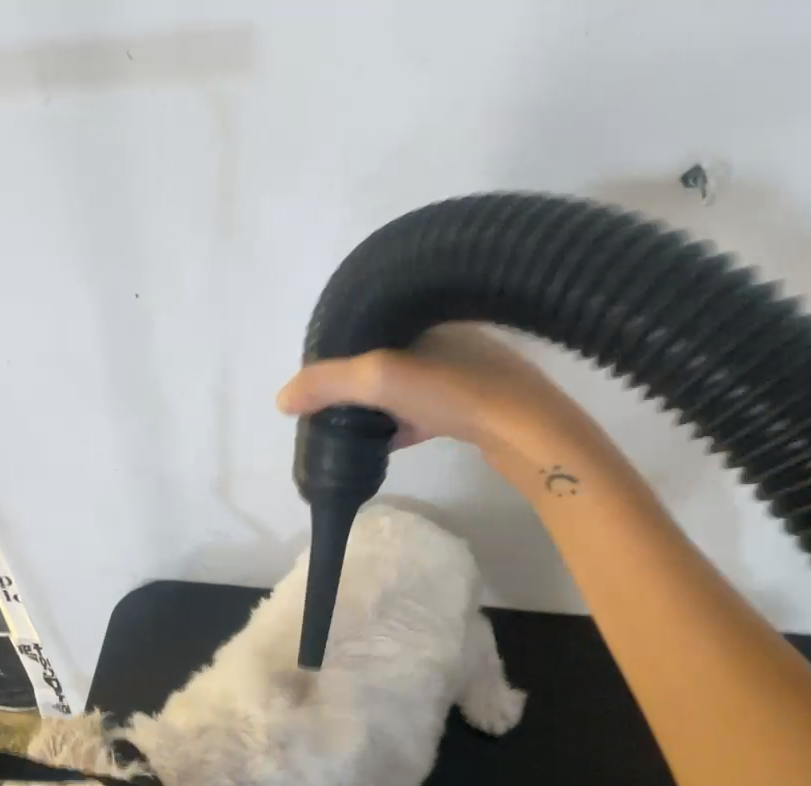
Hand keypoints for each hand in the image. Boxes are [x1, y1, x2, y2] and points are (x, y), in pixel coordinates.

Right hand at [276, 324, 623, 500]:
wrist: (528, 432)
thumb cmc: (455, 391)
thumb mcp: (379, 378)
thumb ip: (327, 384)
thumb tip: (282, 399)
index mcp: (422, 314)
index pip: (367, 324)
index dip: (337, 349)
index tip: (315, 380)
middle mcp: (443, 336)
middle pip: (382, 356)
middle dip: (353, 381)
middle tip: (327, 408)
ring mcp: (462, 371)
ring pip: (403, 385)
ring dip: (376, 405)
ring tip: (348, 428)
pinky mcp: (474, 405)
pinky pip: (423, 410)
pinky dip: (400, 425)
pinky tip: (384, 446)